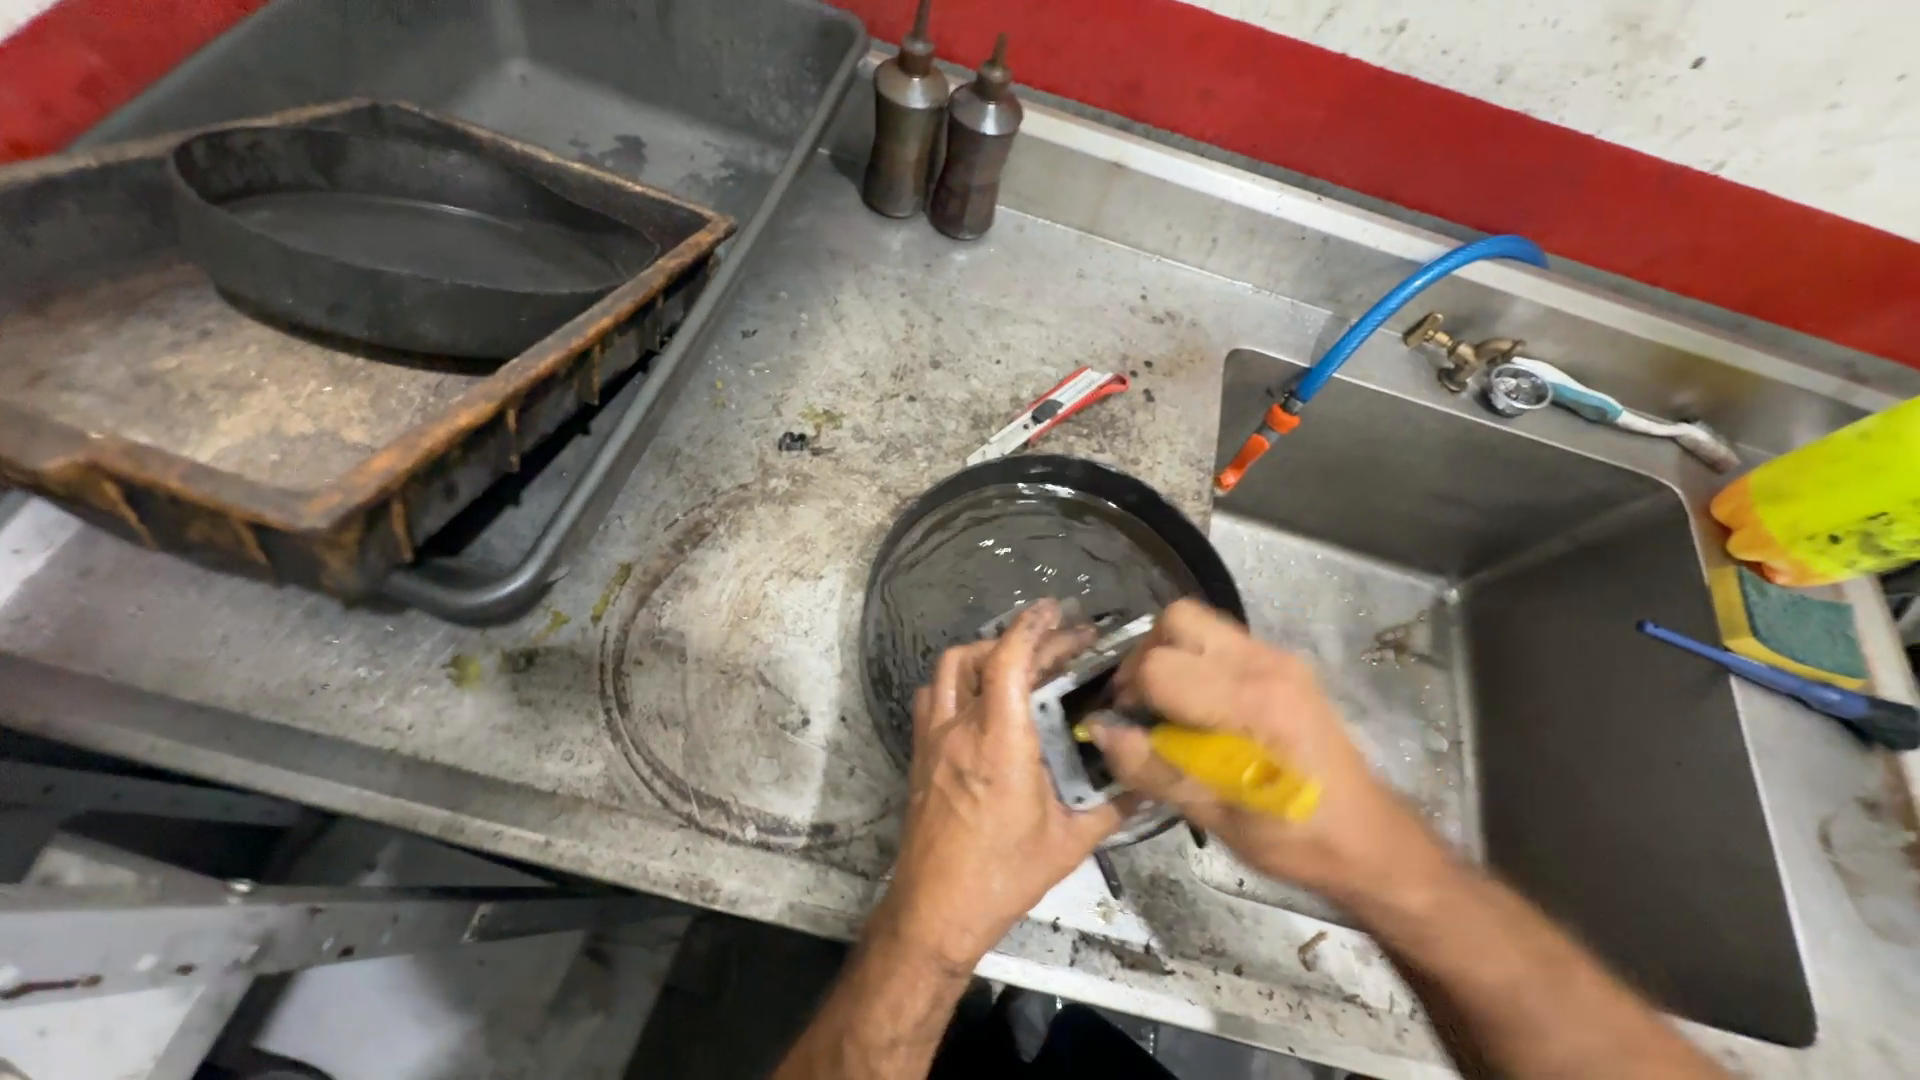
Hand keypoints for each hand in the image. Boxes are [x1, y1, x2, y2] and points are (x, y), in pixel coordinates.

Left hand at [875, 600, 1129, 971]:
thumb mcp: (1069, 842)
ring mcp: (932, 739)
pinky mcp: (918, 753)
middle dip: (1023, 638)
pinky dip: (957, 682)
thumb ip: (1113, 805)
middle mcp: (960, 728)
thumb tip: (1149, 778)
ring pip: (948, 670)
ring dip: (983, 653)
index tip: (1056, 612)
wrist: (934, 909)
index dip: (1033, 628)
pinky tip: (982, 698)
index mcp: (999, 742)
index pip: (1009, 661)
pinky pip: (932, 696)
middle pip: (981, 656)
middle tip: (1060, 644)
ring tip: (1019, 660)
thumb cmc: (1002, 875)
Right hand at [1090, 599, 1448, 909]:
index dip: (1129, 694)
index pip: (1159, 666)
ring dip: (1170, 654)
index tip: (1128, 726)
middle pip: (1176, 619)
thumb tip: (1100, 730)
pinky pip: (1221, 639)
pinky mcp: (1284, 664)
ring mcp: (1278, 658)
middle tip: (1143, 702)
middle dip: (1146, 656)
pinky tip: (1201, 706)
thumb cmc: (1292, 837)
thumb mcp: (1213, 814)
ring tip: (1168, 703)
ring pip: (1198, 621)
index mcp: (1249, 705)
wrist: (1367, 837)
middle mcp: (1264, 665)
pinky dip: (1196, 660)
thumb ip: (1149, 766)